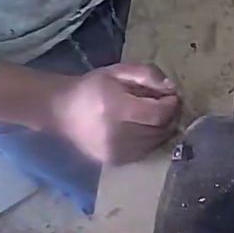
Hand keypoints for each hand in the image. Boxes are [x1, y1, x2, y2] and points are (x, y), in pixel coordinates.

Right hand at [48, 63, 180, 164]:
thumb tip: (171, 88)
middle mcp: (116, 134)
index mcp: (114, 108)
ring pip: (155, 143)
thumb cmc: (92, 88)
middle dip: (170, 117)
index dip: (171, 106)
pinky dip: (151, 141)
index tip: (172, 97)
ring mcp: (115, 152)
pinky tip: (144, 129)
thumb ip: (146, 74)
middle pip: (159, 130)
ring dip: (162, 129)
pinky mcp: (115, 161)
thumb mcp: (118, 71)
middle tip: (168, 106)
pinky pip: (145, 152)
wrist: (61, 111)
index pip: (157, 114)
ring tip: (156, 116)